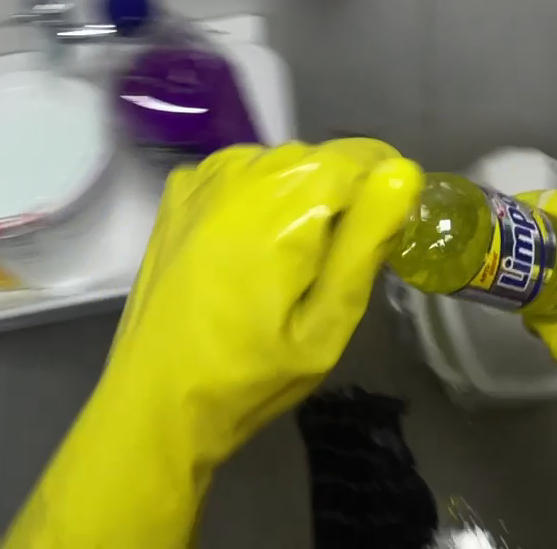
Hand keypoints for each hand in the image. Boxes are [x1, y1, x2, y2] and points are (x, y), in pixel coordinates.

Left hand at [0, 140, 421, 548]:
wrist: (155, 401)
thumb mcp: (328, 322)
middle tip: (337, 262)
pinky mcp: (182, 191)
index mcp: (287, 199)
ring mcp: (207, 175)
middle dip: (344, 196)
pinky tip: (247, 241)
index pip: (362, 156)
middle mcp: (246, 169)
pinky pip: (242, 171)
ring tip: (290, 258)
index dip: (386, 188)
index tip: (389, 232)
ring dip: (301, 194)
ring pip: (282, 162)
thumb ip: (367, 240)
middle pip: (322, 158)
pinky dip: (258, 194)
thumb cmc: (252, 372)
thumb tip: (402, 172)